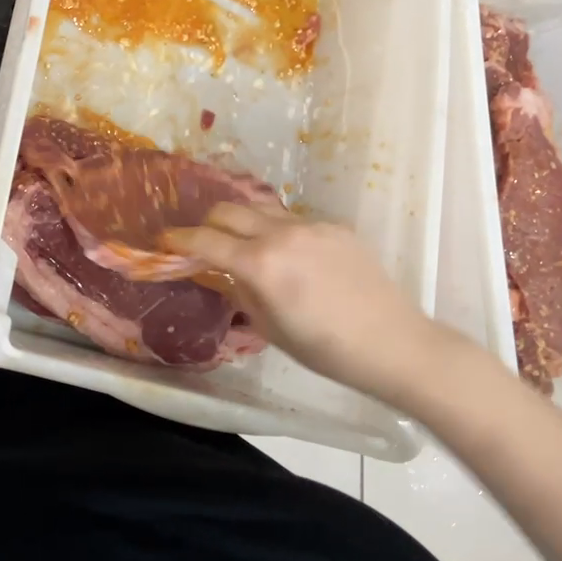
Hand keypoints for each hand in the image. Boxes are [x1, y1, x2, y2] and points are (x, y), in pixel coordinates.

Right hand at [163, 200, 449, 403]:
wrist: (397, 346)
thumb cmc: (327, 350)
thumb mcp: (271, 328)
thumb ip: (241, 291)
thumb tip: (226, 271)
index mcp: (261, 264)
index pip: (205, 240)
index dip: (178, 239)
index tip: (164, 240)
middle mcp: (282, 235)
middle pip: (228, 210)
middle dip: (207, 223)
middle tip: (202, 241)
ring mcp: (311, 226)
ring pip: (260, 210)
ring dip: (243, 222)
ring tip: (243, 243)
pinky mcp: (335, 228)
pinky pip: (293, 221)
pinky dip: (278, 232)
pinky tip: (291, 258)